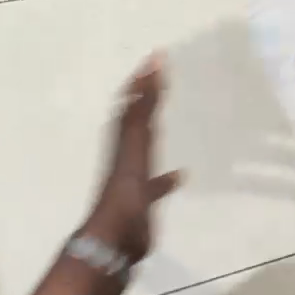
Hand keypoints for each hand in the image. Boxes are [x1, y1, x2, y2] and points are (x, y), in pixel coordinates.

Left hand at [81, 54, 182, 262]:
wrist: (115, 236)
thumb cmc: (126, 186)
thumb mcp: (135, 141)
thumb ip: (143, 108)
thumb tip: (150, 67)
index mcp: (125, 137)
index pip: (133, 101)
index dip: (143, 80)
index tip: (155, 57)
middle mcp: (126, 153)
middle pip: (135, 120)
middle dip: (145, 100)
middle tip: (160, 80)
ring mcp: (133, 177)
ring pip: (143, 147)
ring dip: (153, 132)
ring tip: (165, 121)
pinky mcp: (141, 200)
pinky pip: (155, 181)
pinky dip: (166, 176)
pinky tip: (180, 175)